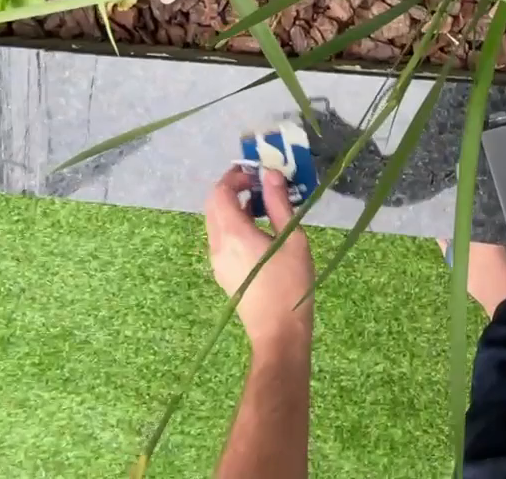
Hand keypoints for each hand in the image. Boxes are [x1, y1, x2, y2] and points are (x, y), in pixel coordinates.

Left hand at [205, 166, 313, 352]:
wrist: (278, 333)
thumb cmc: (291, 284)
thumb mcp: (292, 239)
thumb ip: (279, 204)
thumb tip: (271, 174)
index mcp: (233, 234)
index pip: (221, 192)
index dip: (236, 176)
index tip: (258, 172)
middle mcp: (217, 245)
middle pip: (214, 204)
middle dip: (233, 187)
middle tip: (260, 183)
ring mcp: (217, 261)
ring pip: (215, 221)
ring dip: (233, 205)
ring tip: (263, 203)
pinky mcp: (222, 272)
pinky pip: (220, 237)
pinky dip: (233, 222)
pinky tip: (258, 228)